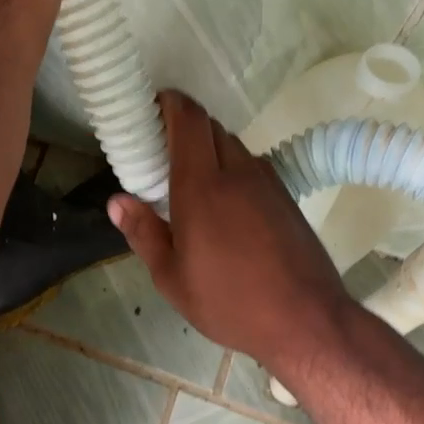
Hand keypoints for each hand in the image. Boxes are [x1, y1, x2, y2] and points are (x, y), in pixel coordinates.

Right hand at [109, 93, 355, 370]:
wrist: (306, 320)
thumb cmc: (229, 302)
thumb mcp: (171, 278)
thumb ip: (143, 233)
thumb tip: (117, 201)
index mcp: (202, 186)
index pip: (188, 120)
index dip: (170, 104)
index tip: (152, 108)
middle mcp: (238, 172)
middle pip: (210, 128)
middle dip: (184, 129)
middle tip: (160, 155)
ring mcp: (267, 183)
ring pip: (233, 147)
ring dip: (209, 151)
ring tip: (189, 184)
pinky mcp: (286, 198)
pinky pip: (251, 168)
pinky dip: (231, 170)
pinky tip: (222, 206)